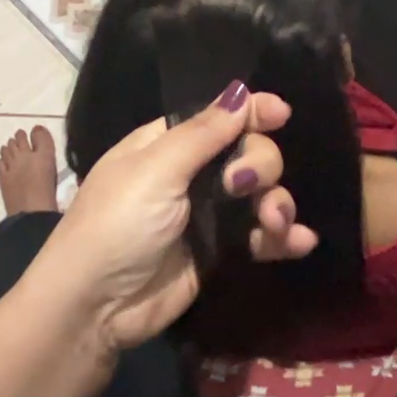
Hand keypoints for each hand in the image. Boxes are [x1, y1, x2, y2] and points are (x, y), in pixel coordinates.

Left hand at [26, 79, 315, 352]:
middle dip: (261, 166)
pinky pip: (260, 237)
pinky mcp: (218, 254)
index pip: (217, 118)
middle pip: (247, 155)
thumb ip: (202, 133)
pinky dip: (283, 238)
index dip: (250, 112)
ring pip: (260, 196)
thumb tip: (240, 91)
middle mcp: (189, 175)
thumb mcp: (154, 170)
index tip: (281, 114)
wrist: (96, 305)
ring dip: (277, 204)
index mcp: (165, 145)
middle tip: (245, 187)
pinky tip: (301, 242)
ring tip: (273, 223)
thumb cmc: (117, 224)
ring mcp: (206, 217)